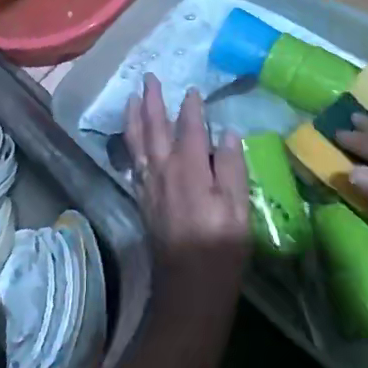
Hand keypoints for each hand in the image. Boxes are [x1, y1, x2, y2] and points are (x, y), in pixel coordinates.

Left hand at [123, 75, 249, 317]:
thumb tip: (227, 133)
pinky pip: (134, 164)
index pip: (189, 127)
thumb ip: (231, 166)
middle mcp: (163, 172)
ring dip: (134, 118)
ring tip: (132, 99)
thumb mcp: (237, 206)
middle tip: (148, 78)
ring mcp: (150, 187)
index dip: (192, 108)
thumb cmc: (220, 248)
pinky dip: (131, 146)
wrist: (189, 289)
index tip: (193, 90)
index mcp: (189, 168)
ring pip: (137, 144)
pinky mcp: (144, 202)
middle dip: (151, 102)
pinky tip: (132, 142)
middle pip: (154, 129)